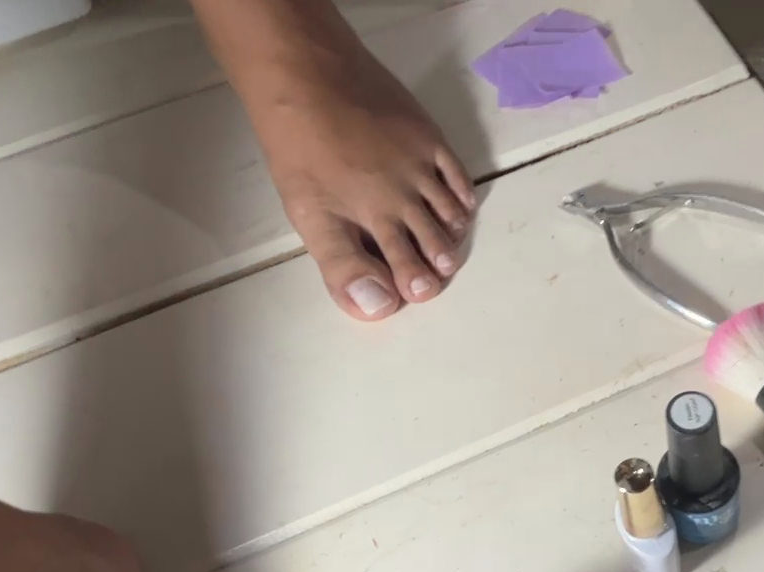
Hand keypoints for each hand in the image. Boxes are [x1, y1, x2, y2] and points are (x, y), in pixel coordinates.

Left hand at [244, 36, 476, 319]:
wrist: (305, 71)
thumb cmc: (300, 147)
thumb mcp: (310, 213)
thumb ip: (343, 264)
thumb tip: (378, 307)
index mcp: (379, 219)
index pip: (408, 264)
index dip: (415, 282)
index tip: (419, 292)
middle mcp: (409, 197)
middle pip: (436, 242)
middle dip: (438, 263)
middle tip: (439, 273)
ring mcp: (423, 167)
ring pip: (452, 214)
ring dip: (452, 235)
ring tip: (447, 246)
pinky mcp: (430, 139)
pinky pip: (459, 177)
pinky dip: (463, 199)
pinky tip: (459, 209)